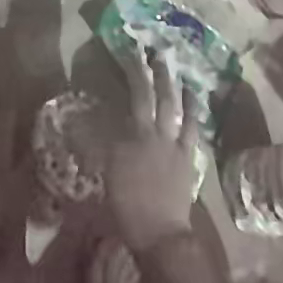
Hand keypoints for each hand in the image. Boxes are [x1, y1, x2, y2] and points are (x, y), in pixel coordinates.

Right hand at [107, 45, 201, 249]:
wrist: (159, 231)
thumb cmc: (127, 207)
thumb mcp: (107, 173)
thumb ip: (102, 146)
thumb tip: (89, 124)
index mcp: (129, 138)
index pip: (126, 100)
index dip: (129, 75)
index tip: (128, 56)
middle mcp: (150, 134)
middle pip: (151, 96)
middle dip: (150, 71)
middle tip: (150, 51)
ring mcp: (172, 143)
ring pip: (173, 105)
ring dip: (172, 83)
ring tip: (172, 63)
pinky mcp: (188, 154)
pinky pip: (192, 125)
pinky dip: (193, 108)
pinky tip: (194, 94)